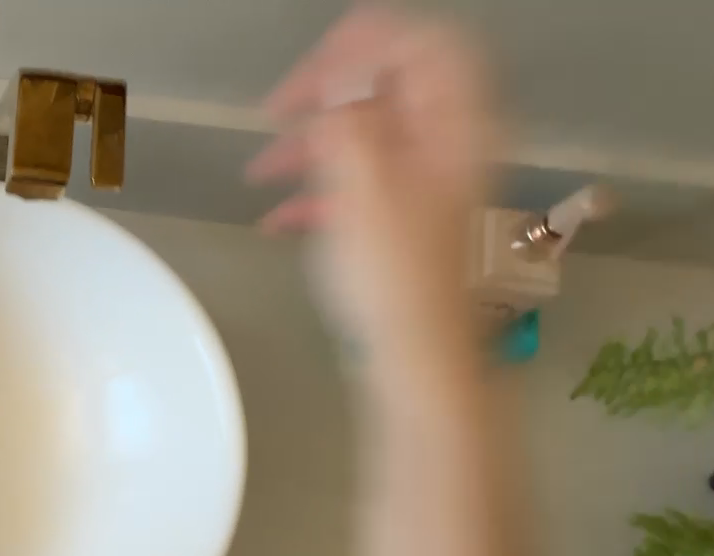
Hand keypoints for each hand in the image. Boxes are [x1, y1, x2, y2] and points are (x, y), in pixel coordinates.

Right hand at [248, 7, 497, 391]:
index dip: (358, 46)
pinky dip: (317, 196)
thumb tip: (338, 75)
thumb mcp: (364, 189)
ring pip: (366, 142)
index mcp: (453, 124)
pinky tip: (279, 221)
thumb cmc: (393, 275)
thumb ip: (350, 122)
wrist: (418, 353)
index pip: (418, 45)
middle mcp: (448, 145)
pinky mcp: (405, 225)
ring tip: (260, 177)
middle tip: (270, 121)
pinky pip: (360, 189)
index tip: (300, 79)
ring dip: (309, 150)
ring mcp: (427, 186)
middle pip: (388, 91)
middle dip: (324, 101)